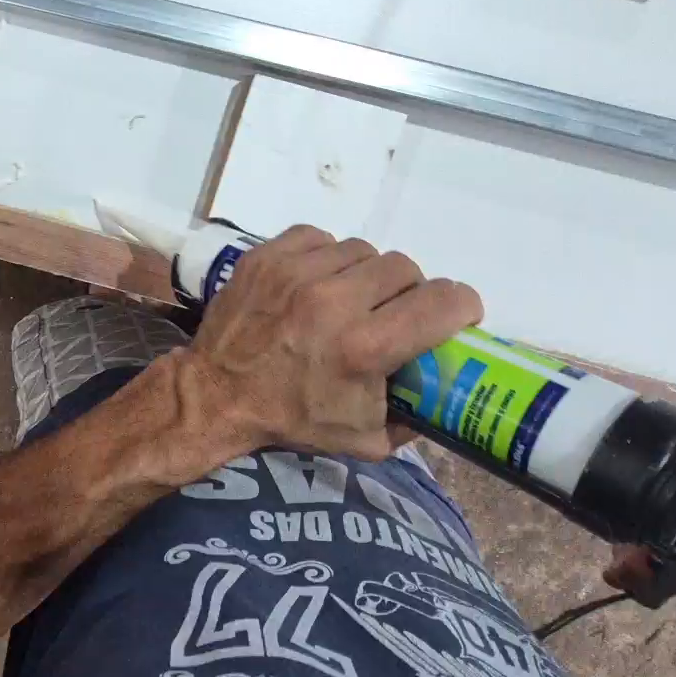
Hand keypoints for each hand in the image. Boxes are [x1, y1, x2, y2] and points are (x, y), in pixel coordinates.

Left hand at [179, 226, 482, 459]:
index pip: (443, 301)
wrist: (215, 395)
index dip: (460, 307)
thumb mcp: (363, 437)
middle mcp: (333, 301)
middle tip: (392, 313)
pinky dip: (325, 257)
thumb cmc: (289, 419)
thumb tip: (446, 391)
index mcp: (364, 347)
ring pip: (361, 250)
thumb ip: (413, 417)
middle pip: (404, 268)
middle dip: (409, 291)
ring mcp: (295, 273)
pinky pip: (318, 238)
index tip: (452, 317)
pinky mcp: (265, 258)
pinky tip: (317, 281)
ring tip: (350, 298)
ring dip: (365, 273)